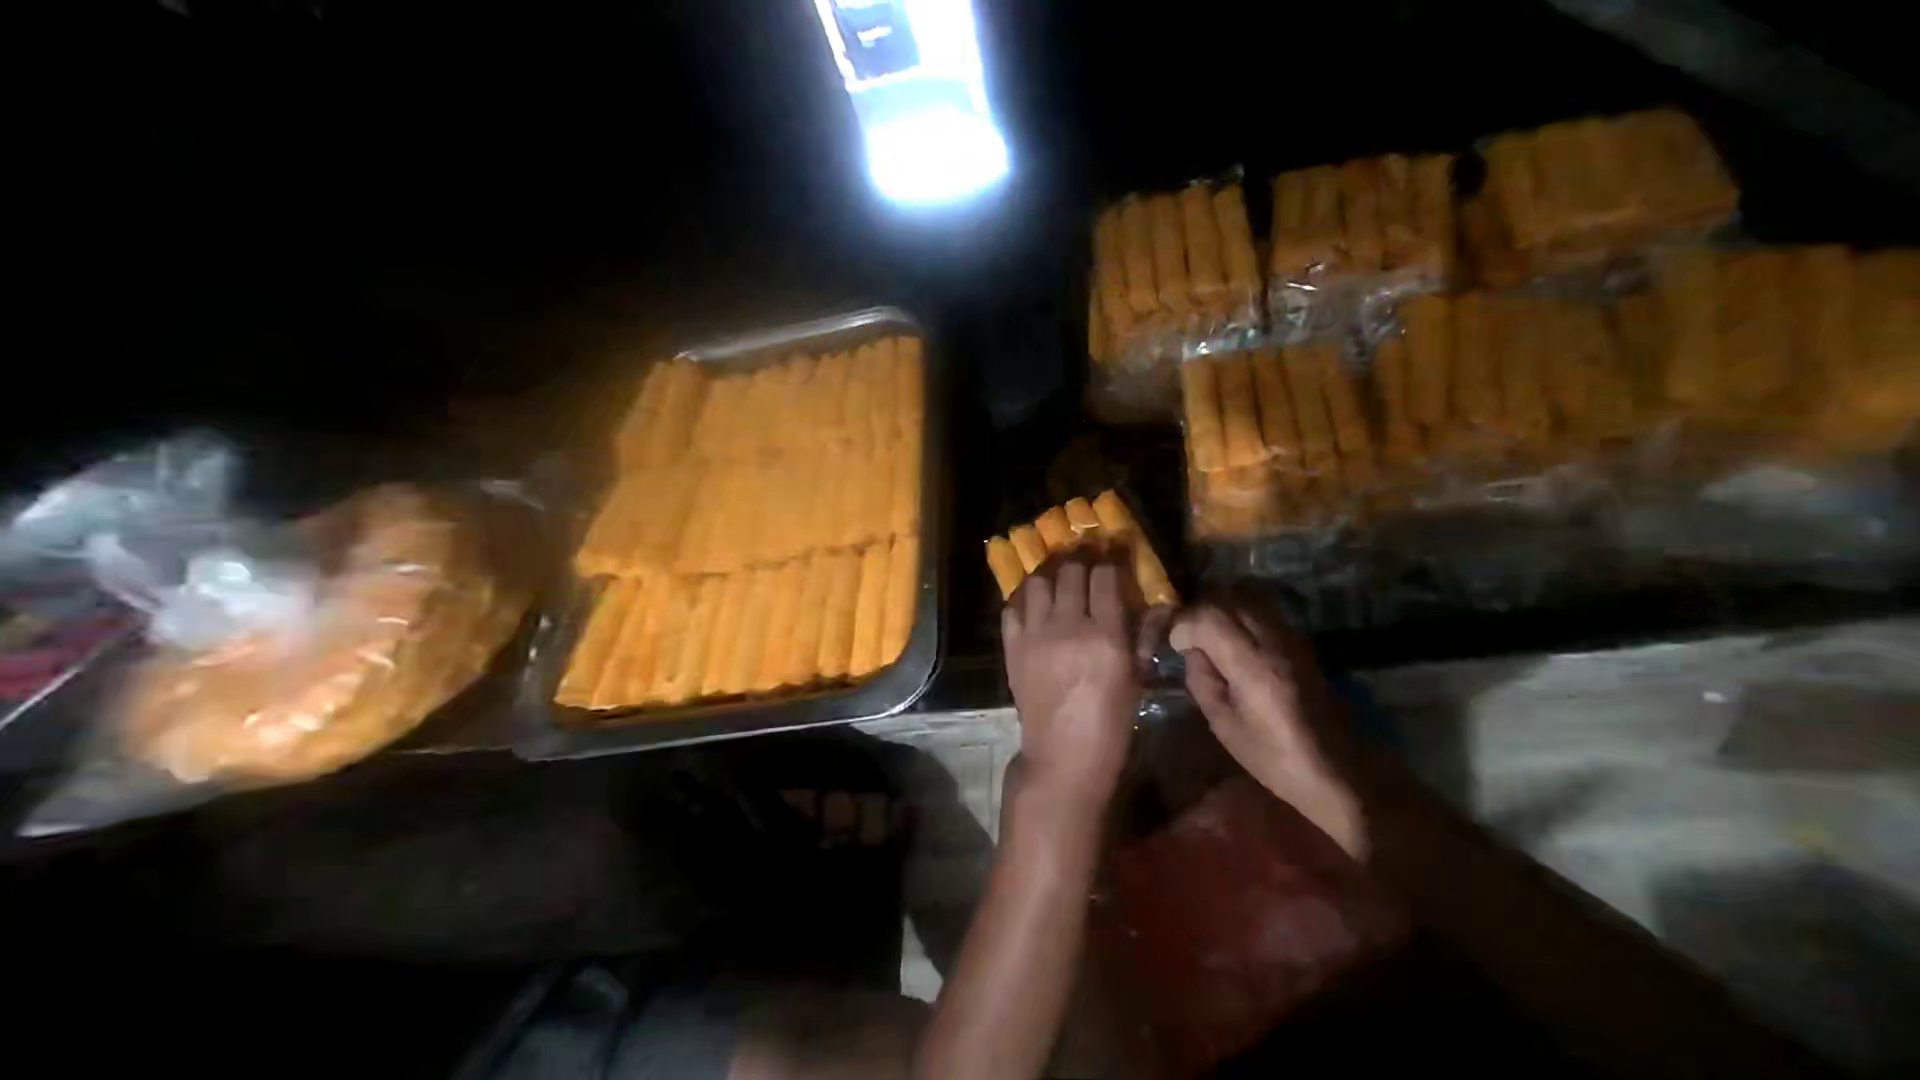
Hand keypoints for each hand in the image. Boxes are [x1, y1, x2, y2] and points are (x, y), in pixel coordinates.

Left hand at [1002, 552, 1139, 804]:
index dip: (1111, 558)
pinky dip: (1024, 599)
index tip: (1115, 551)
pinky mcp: (1011, 646)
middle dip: (1081, 560)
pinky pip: (1013, 606)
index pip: (1105, 577)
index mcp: (1105, 636)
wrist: (1062, 755)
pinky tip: (1035, 604)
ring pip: (1037, 582)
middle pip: (1070, 572)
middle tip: (1088, 560)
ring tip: (1059, 579)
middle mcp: (1067, 627)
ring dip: (1050, 575)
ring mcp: (1034, 635)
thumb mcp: (1136, 679)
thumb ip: (1144, 636)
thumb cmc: (1109, 723)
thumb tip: (1158, 603)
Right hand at [1169, 603, 1368, 859]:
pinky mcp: (1301, 641)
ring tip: (1206, 635)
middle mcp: (1274, 641)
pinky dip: (1238, 615)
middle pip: (1226, 599)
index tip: (1173, 645)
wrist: (1334, 769)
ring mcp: (1292, 637)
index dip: (1183, 624)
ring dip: (1219, 609)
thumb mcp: (1222, 723)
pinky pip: (1261, 610)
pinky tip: (1231, 639)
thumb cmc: (1272, 757)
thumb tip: (1191, 651)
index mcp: (1253, 666)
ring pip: (1245, 598)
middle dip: (1198, 612)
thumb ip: (1201, 679)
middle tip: (1185, 636)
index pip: (1208, 618)